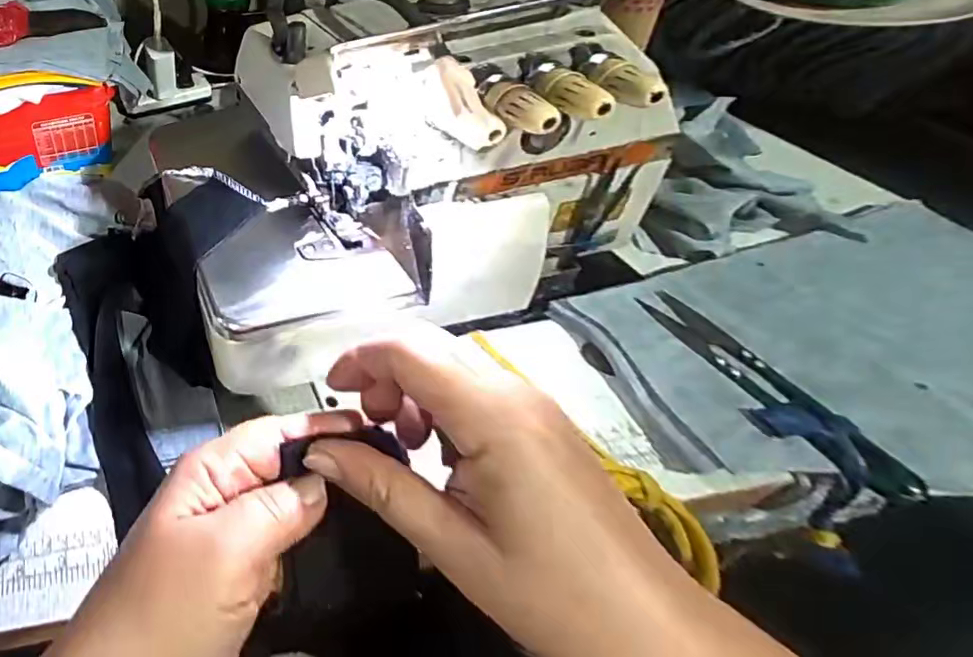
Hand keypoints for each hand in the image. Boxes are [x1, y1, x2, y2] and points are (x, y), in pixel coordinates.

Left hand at [48, 410, 362, 656]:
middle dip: (329, 463)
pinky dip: (310, 542)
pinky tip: (342, 545)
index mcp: (213, 469)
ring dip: (324, 504)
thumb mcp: (225, 550)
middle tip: (385, 467)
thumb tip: (323, 480)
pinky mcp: (235, 574)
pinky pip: (280, 544)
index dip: (322, 426)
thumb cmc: (167, 610)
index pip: (276, 430)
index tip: (373, 428)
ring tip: (375, 501)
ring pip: (286, 505)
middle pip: (284, 464)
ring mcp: (228, 536)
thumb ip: (277, 507)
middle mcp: (222, 492)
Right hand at [302, 327, 792, 656]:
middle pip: (430, 347)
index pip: (409, 350)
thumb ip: (383, 487)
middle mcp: (513, 390)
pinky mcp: (543, 418)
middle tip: (364, 423)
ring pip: (453, 363)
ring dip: (414, 387)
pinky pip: (479, 387)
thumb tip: (322, 451)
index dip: (361, 358)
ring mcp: (533, 401)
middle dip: (384, 371)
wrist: (649, 626)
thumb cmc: (551, 593)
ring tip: (401, 441)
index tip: (331, 391)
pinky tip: (440, 451)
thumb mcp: (454, 546)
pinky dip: (444, 402)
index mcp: (491, 413)